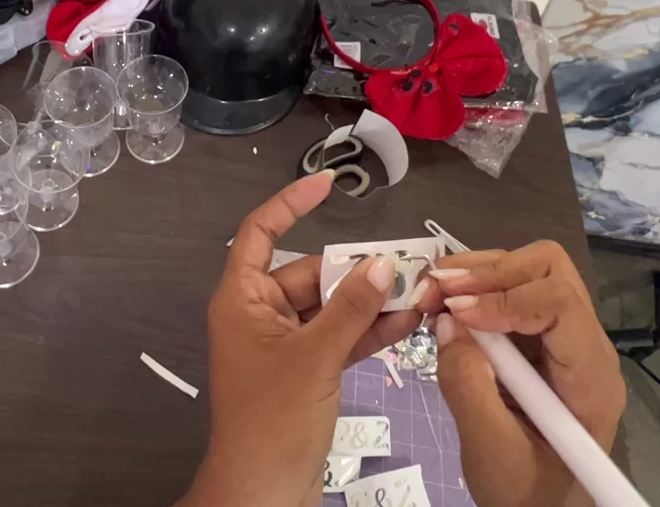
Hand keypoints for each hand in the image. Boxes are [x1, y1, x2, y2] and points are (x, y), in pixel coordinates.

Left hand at [179, 171, 424, 506]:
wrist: (263, 495)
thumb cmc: (273, 417)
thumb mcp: (315, 357)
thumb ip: (351, 309)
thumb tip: (381, 264)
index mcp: (243, 297)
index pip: (261, 232)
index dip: (291, 203)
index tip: (327, 184)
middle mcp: (260, 312)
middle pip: (309, 273)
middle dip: (354, 270)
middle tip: (404, 263)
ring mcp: (284, 343)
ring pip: (329, 306)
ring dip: (368, 301)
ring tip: (416, 290)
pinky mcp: (305, 370)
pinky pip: (337, 337)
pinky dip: (366, 331)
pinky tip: (405, 322)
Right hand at [429, 241, 626, 506]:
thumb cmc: (524, 493)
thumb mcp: (491, 453)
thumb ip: (468, 386)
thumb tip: (446, 321)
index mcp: (590, 378)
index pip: (560, 302)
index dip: (505, 296)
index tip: (457, 313)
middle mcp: (585, 344)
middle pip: (547, 268)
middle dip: (489, 270)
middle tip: (439, 289)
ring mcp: (563, 335)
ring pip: (526, 269)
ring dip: (475, 273)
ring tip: (432, 292)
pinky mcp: (538, 334)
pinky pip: (509, 288)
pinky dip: (472, 286)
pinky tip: (443, 305)